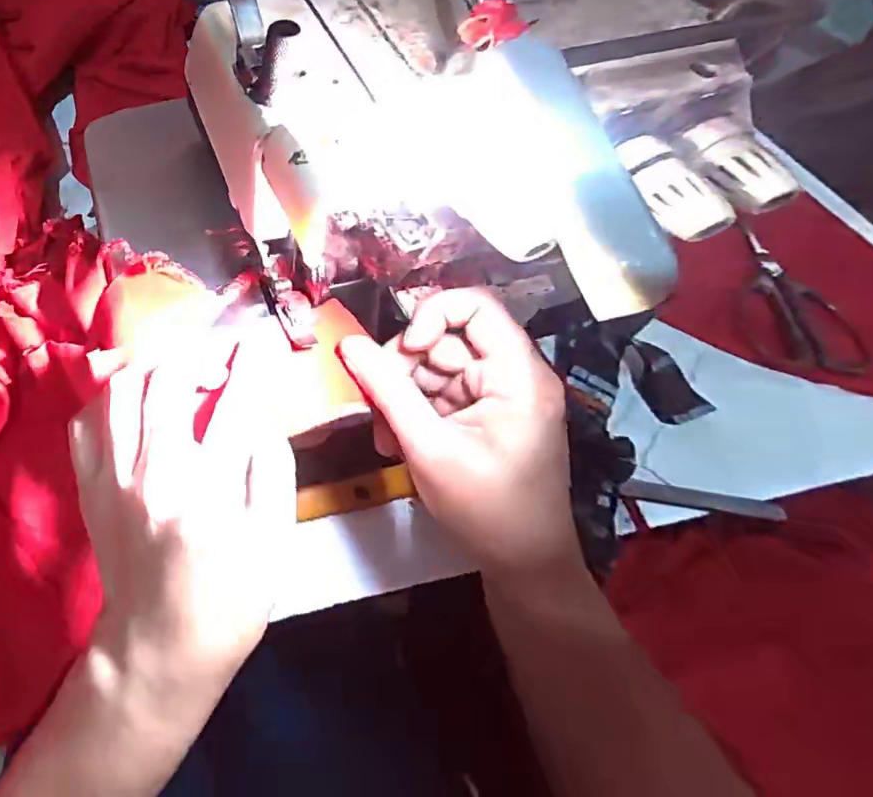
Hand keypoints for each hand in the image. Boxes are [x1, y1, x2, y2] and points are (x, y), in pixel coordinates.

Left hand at [70, 336, 296, 723]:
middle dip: (194, 357)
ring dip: (150, 370)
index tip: (253, 342)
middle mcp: (153, 475)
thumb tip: (258, 416)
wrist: (158, 647)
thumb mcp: (273, 543)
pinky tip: (131, 406)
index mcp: (207, 492)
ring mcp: (112, 478)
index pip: (231, 406)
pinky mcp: (88, 487)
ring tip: (172, 376)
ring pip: (118, 390)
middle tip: (213, 363)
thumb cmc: (228, 601)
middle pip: (164, 382)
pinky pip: (85, 421)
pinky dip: (108, 401)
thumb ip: (271, 470)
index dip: (246, 365)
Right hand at [336, 288, 580, 582]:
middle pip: (445, 338)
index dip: (432, 314)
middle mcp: (510, 376)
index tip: (404, 349)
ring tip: (387, 433)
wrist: (523, 566)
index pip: (475, 306)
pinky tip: (398, 439)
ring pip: (432, 366)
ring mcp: (496, 395)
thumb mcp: (429, 447)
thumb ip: (387, 390)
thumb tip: (350, 346)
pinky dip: (411, 409)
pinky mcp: (481, 413)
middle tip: (379, 402)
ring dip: (401, 393)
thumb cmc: (490, 512)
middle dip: (403, 367)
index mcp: (518, 376)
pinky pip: (436, 391)